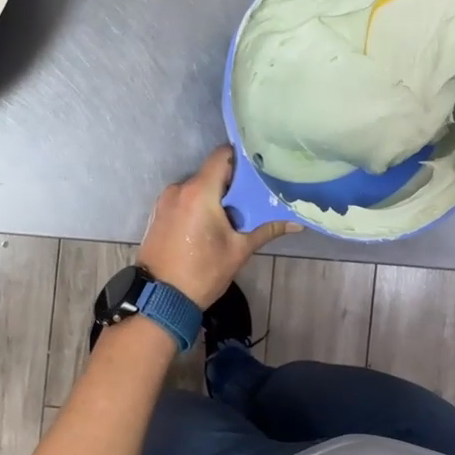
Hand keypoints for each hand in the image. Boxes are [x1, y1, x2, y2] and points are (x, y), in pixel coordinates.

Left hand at [139, 147, 297, 306]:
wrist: (160, 299)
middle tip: (254, 199)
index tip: (258, 171)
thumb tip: (297, 223)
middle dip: (232, 184)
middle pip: (211, 173)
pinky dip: (198, 207)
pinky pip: (183, 201)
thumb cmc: (202, 273)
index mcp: (199, 192)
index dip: (241, 159)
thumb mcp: (238, 251)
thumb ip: (266, 229)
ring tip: (234, 216)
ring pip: (197, 188)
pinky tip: (211, 226)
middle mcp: (178, 189)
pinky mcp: (158, 213)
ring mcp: (164, 201)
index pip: (222, 155)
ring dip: (214, 198)